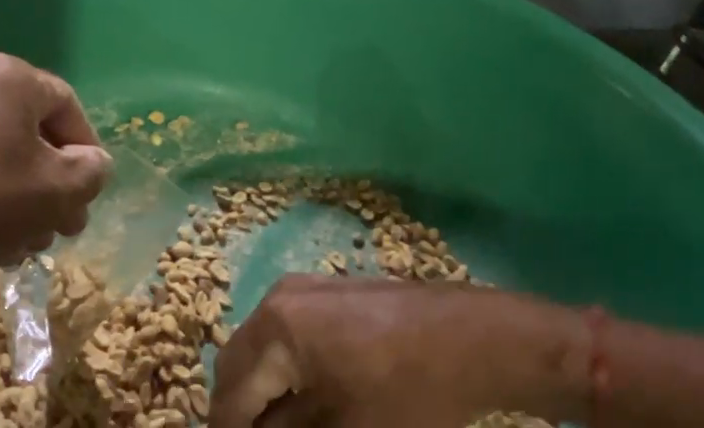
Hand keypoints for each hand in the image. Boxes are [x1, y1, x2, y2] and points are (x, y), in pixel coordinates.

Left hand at [0, 53, 112, 304]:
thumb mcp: (53, 194)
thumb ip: (89, 172)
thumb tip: (92, 163)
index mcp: (9, 77)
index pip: (67, 106)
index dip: (87, 153)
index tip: (87, 198)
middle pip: (31, 127)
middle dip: (53, 179)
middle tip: (60, 227)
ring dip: (22, 191)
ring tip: (25, 241)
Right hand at [210, 276, 586, 427]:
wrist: (472, 338)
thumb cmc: (410, 391)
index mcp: (275, 330)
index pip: (232, 393)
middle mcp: (276, 299)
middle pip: (234, 364)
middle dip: (237, 410)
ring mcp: (299, 290)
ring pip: (257, 348)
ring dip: (258, 391)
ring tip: (276, 427)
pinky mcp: (321, 294)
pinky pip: (280, 334)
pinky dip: (279, 371)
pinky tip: (300, 404)